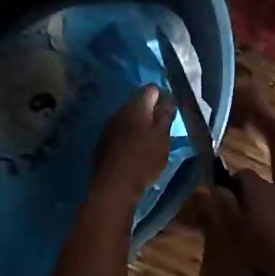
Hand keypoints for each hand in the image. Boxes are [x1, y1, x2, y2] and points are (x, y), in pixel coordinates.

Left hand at [91, 85, 174, 204]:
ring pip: (128, 118)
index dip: (163, 96)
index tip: (171, 110)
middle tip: (164, 127)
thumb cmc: (144, 159)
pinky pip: (120, 131)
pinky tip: (135, 150)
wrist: (114, 186)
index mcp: (136, 106)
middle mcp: (119, 111)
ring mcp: (109, 126)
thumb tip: (167, 98)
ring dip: (140, 124)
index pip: (151, 89)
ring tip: (151, 140)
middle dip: (151, 111)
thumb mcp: (162, 137)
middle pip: (138, 103)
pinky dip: (129, 136)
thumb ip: (165, 116)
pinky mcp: (103, 142)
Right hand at [212, 171, 274, 275]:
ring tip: (252, 244)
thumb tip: (212, 190)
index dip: (228, 187)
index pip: (239, 175)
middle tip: (233, 228)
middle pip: (255, 191)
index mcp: (256, 187)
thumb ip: (224, 209)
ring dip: (261, 220)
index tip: (220, 205)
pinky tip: (274, 253)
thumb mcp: (238, 232)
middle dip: (244, 205)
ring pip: (270, 207)